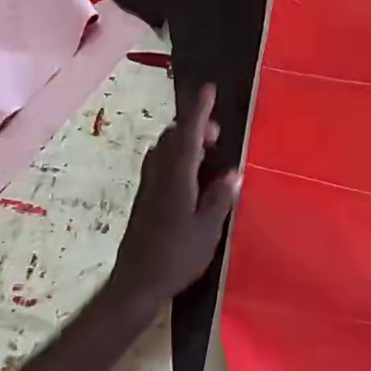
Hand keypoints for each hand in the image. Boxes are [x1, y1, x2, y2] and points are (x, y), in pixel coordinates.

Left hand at [109, 83, 240, 304]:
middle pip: (173, 138)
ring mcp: (148, 188)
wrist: (137, 281)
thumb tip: (233, 172)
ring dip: (184, 142)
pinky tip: (190, 176)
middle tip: (216, 134)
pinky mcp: (144, 201)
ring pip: (164, 151)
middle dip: (194, 126)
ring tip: (207, 152)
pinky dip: (176, 158)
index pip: (188, 136)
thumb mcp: (207, 231)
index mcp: (177, 180)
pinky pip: (160, 166)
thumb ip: (219, 199)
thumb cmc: (176, 258)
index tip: (207, 88)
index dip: (198, 111)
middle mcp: (159, 176)